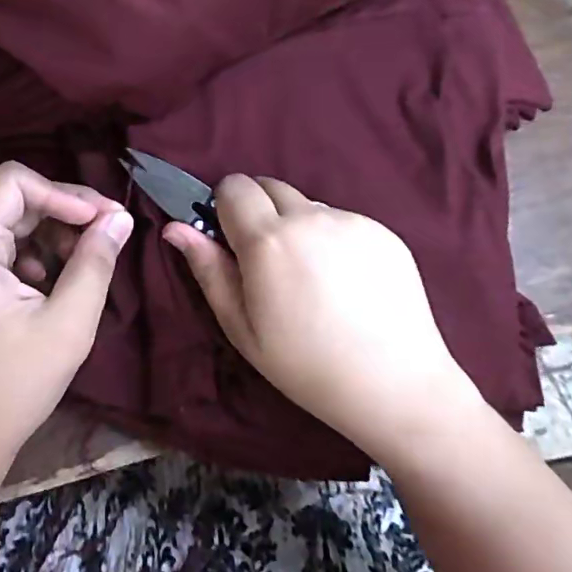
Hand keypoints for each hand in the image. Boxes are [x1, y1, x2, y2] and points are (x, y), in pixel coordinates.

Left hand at [0, 162, 132, 482]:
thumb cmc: (14, 384)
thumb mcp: (68, 323)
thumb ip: (95, 263)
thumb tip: (121, 218)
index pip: (14, 181)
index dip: (62, 191)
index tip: (101, 220)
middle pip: (14, 200)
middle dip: (65, 211)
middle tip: (109, 234)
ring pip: (12, 225)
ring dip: (54, 234)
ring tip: (87, 263)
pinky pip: (4, 252)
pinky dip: (37, 257)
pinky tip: (57, 286)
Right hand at [163, 175, 484, 460]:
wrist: (396, 386)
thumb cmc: (305, 366)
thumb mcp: (242, 327)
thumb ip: (208, 269)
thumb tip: (175, 227)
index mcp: (268, 240)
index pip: (233, 186)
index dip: (224, 207)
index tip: (231, 240)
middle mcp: (310, 217)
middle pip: (268, 185)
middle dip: (258, 211)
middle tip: (267, 261)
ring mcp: (351, 221)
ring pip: (306, 204)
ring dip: (296, 224)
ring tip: (312, 277)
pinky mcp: (383, 231)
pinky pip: (341, 220)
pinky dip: (331, 238)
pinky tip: (345, 282)